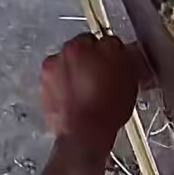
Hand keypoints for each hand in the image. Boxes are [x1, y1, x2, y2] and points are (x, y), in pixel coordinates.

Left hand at [41, 33, 144, 147]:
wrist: (84, 133)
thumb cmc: (109, 107)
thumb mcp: (130, 79)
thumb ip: (125, 58)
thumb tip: (122, 51)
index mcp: (92, 44)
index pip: (107, 40)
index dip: (113, 55)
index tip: (116, 66)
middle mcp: (70, 49)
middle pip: (84, 48)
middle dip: (92, 60)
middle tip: (102, 79)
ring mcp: (53, 65)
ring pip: (69, 62)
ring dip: (76, 71)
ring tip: (87, 91)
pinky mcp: (43, 82)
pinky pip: (57, 78)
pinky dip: (63, 84)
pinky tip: (74, 98)